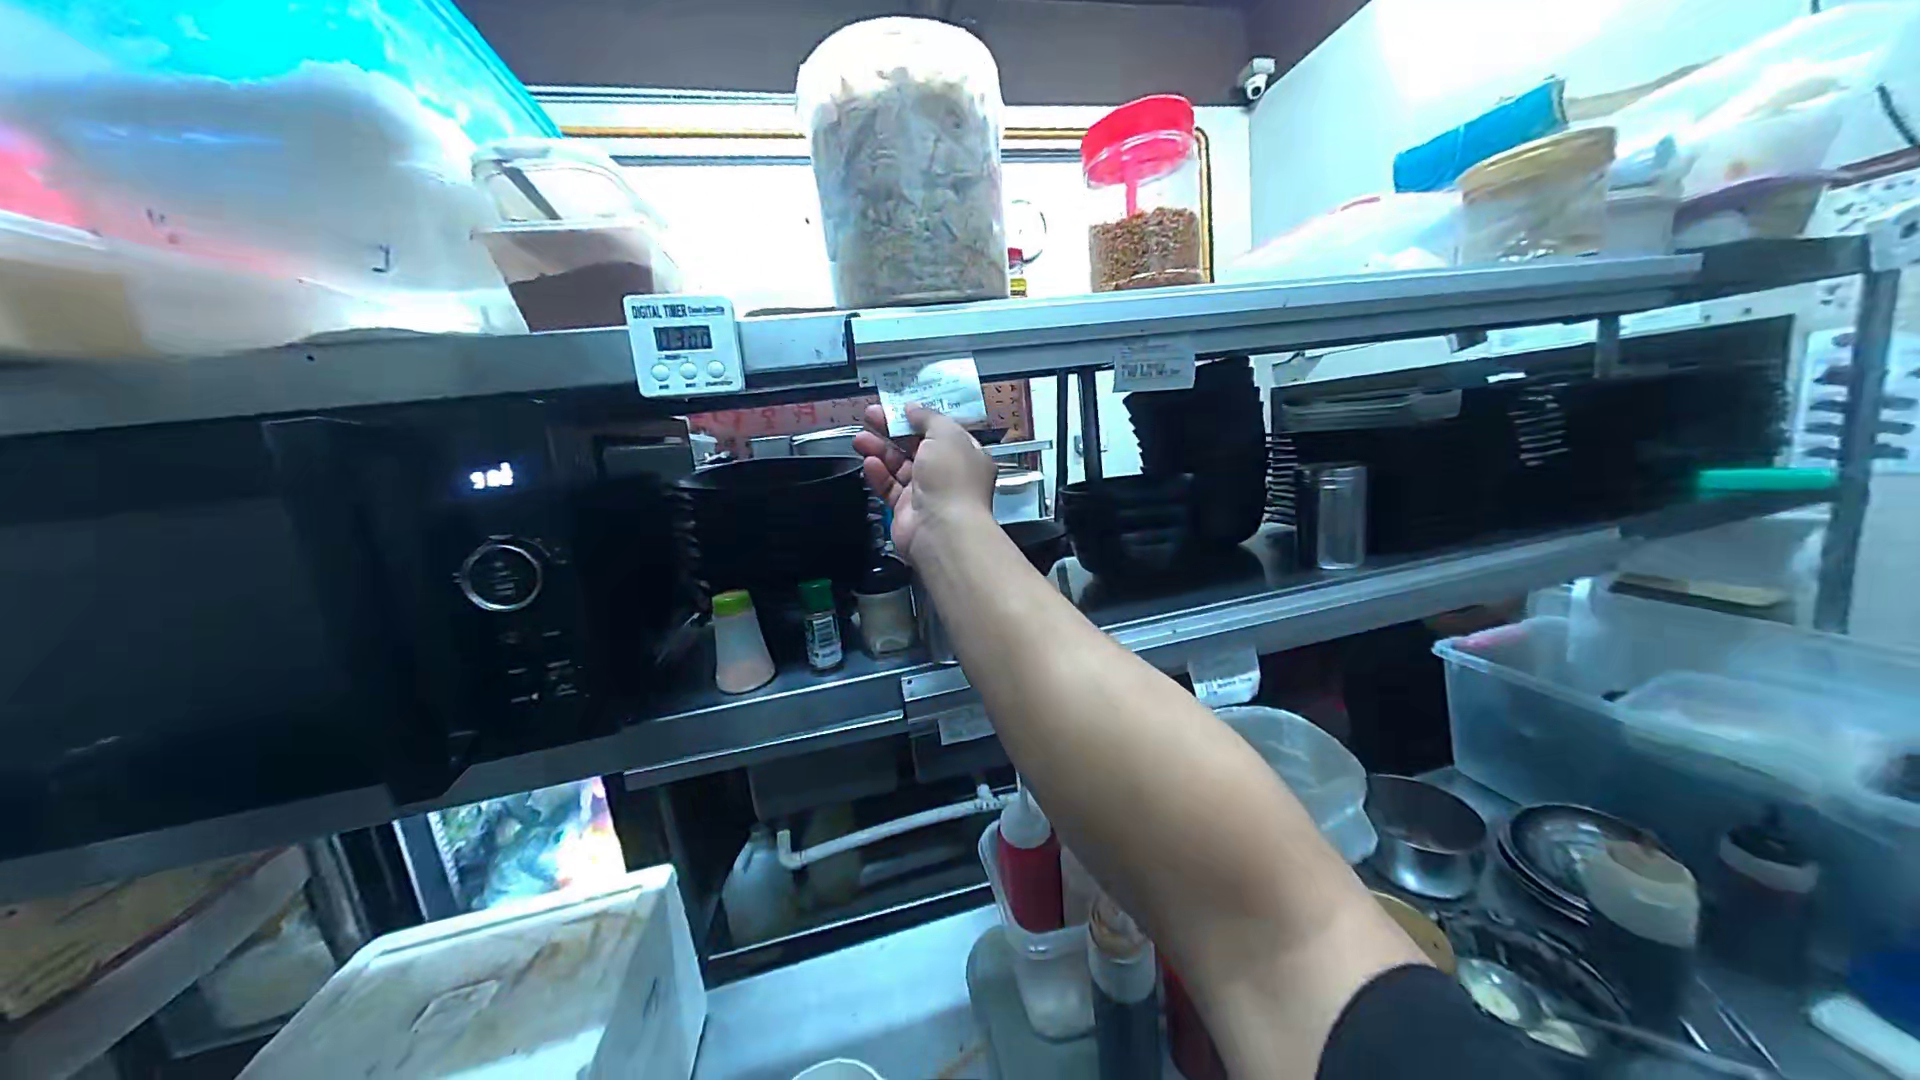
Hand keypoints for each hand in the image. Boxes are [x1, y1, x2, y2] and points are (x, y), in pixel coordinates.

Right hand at [852, 403, 995, 562]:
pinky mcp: (906, 510)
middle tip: (870, 415)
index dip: (919, 417)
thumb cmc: (951, 477)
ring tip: (860, 438)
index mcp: (965, 453)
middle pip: (916, 446)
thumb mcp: (946, 434)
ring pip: (899, 466)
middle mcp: (947, 472)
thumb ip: (928, 417)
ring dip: (880, 450)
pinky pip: (890, 488)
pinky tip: (868, 462)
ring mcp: (926, 492)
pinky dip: (879, 474)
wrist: (942, 530)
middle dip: (892, 430)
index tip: (897, 406)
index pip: (941, 431)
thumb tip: (912, 408)